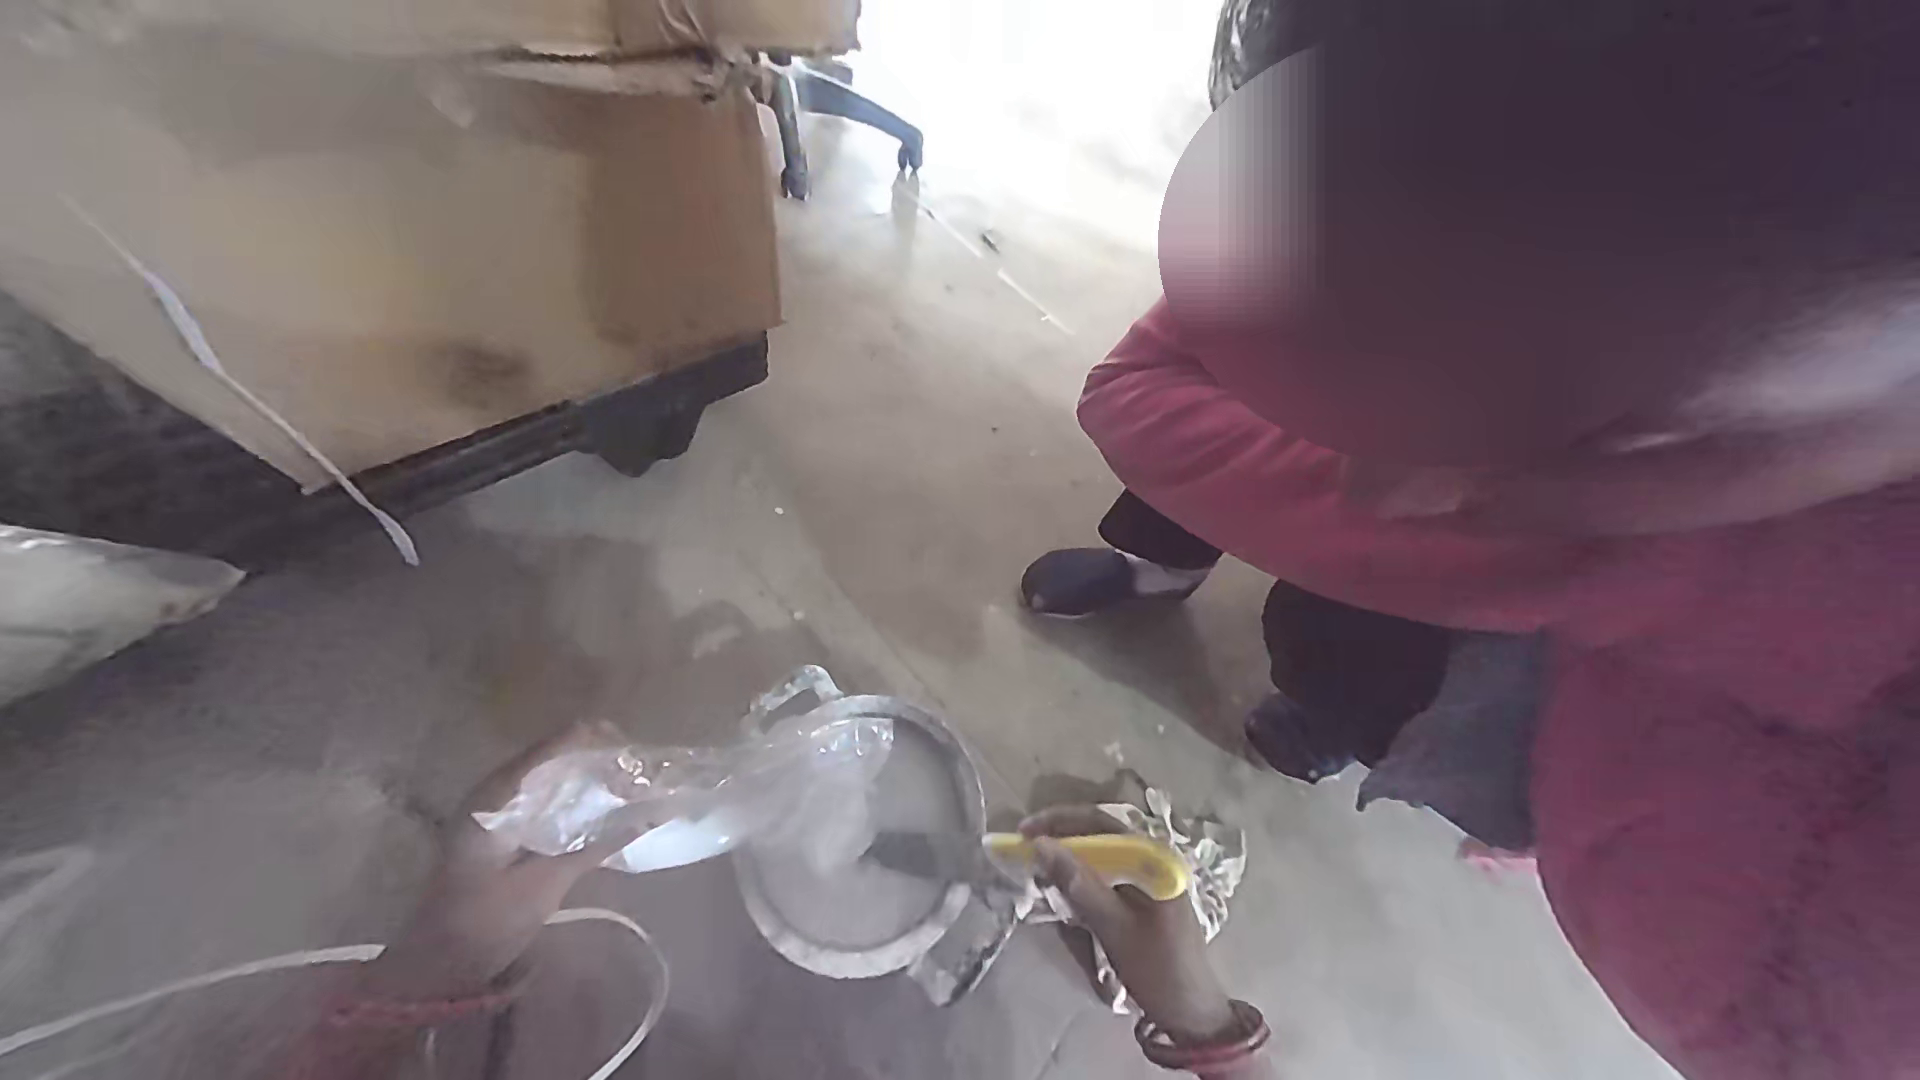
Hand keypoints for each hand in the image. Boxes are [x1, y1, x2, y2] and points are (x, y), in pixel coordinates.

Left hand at [358, 726, 643, 999]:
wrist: (434, 969)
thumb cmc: (485, 922)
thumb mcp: (547, 883)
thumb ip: (600, 842)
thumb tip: (656, 811)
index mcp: (496, 796)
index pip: (555, 744)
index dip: (599, 740)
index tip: (636, 754)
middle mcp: (495, 790)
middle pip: (558, 752)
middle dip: (601, 757)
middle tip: (639, 774)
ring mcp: (497, 806)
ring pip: (555, 771)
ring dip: (592, 775)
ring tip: (630, 788)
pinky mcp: (504, 824)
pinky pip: (548, 792)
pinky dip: (578, 793)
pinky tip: (604, 807)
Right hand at [1021, 806, 1237, 1043]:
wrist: (1194, 1016)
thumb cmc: (1158, 970)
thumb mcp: (1114, 927)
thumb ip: (1079, 884)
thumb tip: (1040, 845)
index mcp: (1153, 856)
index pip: (1099, 821)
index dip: (1059, 820)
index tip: (1025, 832)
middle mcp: (1152, 855)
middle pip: (1098, 831)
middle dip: (1060, 836)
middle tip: (1026, 847)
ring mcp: (1149, 872)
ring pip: (1100, 850)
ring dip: (1069, 855)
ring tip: (1039, 866)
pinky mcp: (1143, 891)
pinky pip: (1106, 870)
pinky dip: (1082, 874)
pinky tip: (1064, 888)